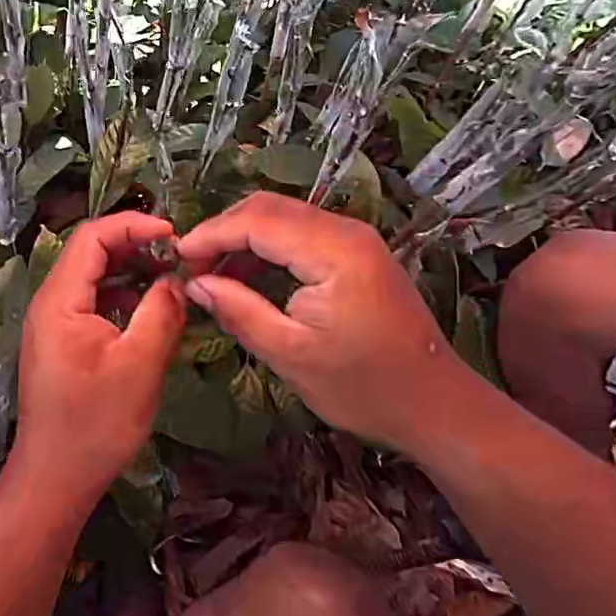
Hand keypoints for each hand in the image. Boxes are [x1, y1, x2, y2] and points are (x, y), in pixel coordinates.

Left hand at [11, 212, 185, 502]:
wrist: (55, 474)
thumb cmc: (95, 423)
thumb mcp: (139, 365)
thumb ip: (161, 313)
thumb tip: (177, 278)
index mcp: (59, 299)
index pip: (92, 237)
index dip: (133, 225)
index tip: (174, 234)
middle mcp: (50, 302)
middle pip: (89, 252)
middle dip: (134, 244)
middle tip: (177, 254)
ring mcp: (52, 321)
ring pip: (92, 276)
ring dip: (129, 270)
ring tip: (169, 276)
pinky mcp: (61, 339)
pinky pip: (91, 301)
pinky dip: (121, 295)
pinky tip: (148, 307)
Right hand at [175, 192, 480, 451]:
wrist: (439, 408)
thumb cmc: (364, 388)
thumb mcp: (290, 355)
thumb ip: (238, 311)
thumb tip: (193, 283)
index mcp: (335, 253)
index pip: (256, 221)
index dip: (210, 235)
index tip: (176, 258)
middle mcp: (346, 232)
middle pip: (266, 208)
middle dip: (220, 231)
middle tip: (189, 265)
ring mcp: (354, 238)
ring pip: (278, 215)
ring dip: (238, 236)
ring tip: (208, 271)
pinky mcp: (354, 251)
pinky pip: (295, 232)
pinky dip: (261, 245)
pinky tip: (242, 274)